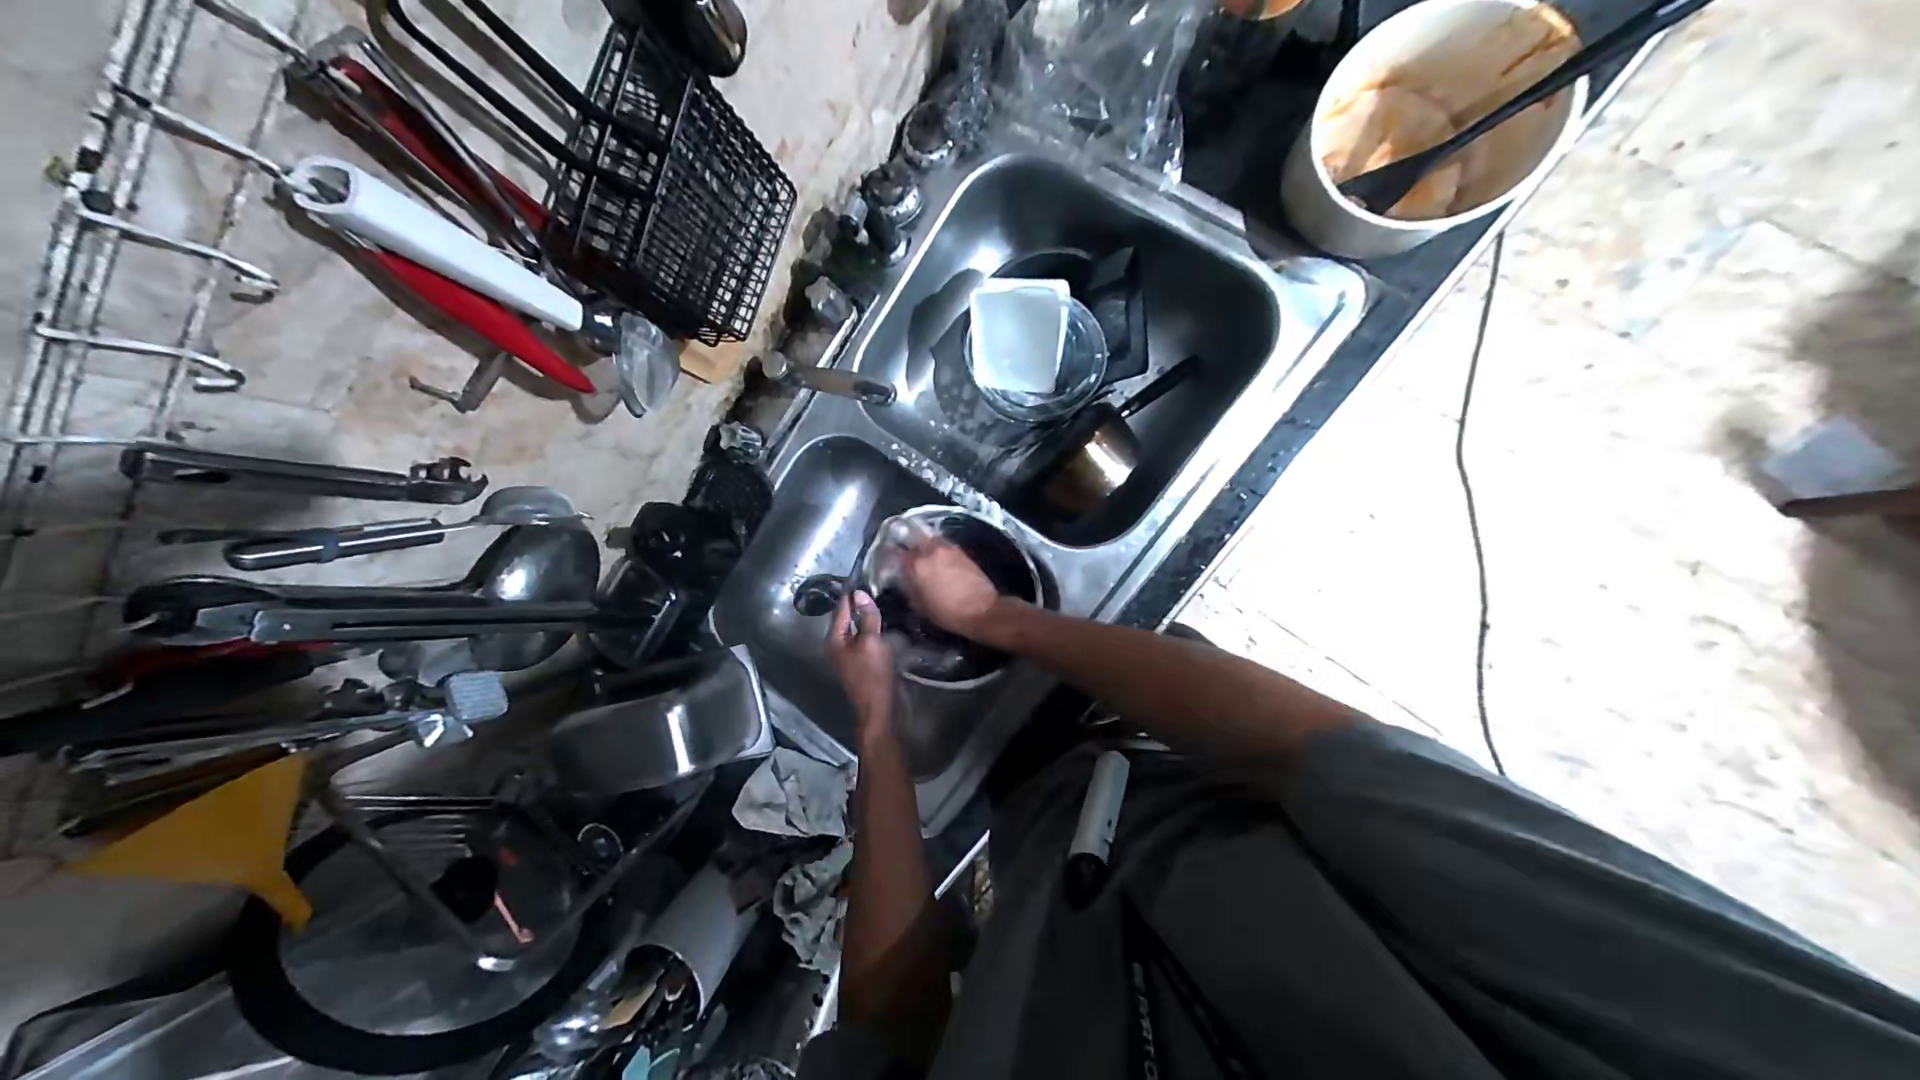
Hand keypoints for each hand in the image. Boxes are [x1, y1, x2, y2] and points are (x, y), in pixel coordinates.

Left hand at [828, 589, 895, 734]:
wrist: (878, 708)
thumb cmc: (873, 674)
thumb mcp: (871, 641)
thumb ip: (866, 617)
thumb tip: (859, 593)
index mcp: (834, 639)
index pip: (841, 608)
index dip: (852, 593)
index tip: (864, 576)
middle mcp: (838, 645)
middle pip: (848, 618)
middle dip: (860, 603)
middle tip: (878, 586)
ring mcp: (849, 655)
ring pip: (857, 628)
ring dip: (867, 616)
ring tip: (883, 601)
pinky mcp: (862, 662)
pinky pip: (865, 638)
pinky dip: (873, 629)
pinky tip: (885, 623)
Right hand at [897, 536, 1006, 640]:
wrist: (981, 610)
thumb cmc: (947, 613)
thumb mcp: (919, 605)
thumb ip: (908, 587)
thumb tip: (904, 578)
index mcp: (916, 565)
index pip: (895, 553)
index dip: (889, 556)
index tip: (888, 561)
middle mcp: (929, 550)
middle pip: (911, 537)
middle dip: (906, 543)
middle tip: (905, 553)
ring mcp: (947, 548)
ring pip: (928, 538)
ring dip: (922, 543)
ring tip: (921, 555)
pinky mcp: (960, 550)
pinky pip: (942, 544)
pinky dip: (936, 548)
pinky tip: (937, 559)